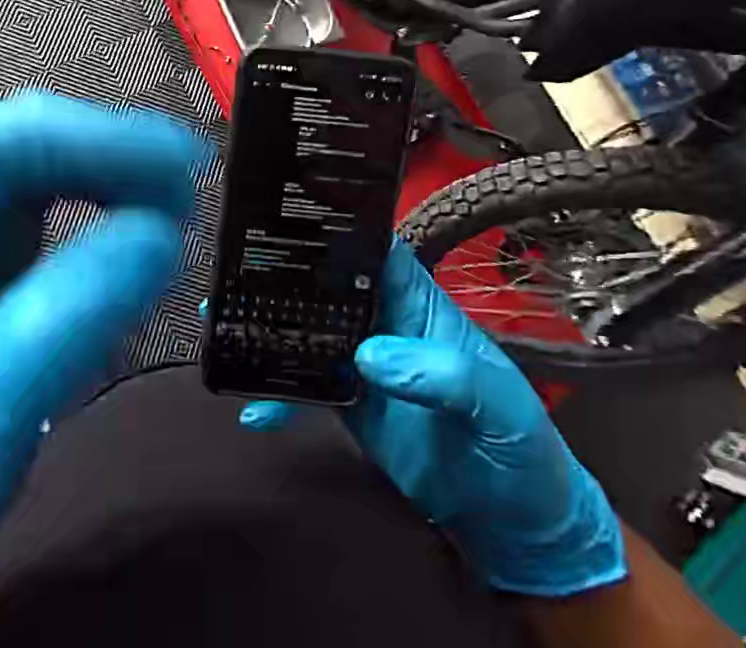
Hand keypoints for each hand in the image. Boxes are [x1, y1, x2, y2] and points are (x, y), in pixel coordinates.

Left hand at [0, 93, 205, 647]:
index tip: (170, 162)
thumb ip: (55, 332)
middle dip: (104, 150)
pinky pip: (53, 203)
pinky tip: (140, 220)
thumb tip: (155, 237)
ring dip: (110, 169)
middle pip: (15, 142)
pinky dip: (105, 201)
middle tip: (184, 184)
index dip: (81, 139)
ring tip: (173, 201)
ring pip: (38, 164)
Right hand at [238, 241, 625, 596]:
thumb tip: (367, 356)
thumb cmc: (522, 453)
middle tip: (235, 270)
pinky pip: (306, 387)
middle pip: (331, 286)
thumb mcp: (500, 407)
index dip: (341, 232)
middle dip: (285, 275)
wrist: (512, 526)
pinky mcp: (350, 403)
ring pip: (310, 330)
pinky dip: (278, 395)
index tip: (292, 220)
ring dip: (269, 327)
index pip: (380, 254)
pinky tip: (253, 405)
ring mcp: (365, 365)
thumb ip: (443, 375)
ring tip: (222, 320)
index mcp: (423, 308)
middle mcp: (387, 326)